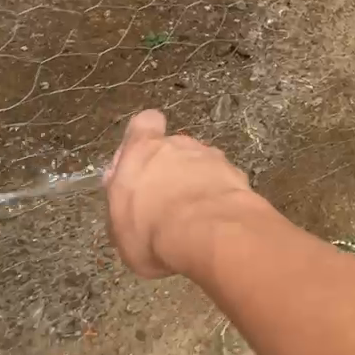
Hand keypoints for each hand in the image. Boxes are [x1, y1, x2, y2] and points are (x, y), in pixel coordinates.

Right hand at [103, 110, 260, 277]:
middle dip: (171, 168)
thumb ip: (123, 195)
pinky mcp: (234, 170)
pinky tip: (213, 217)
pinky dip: (217, 192)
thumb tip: (125, 183)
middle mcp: (178, 145)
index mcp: (143, 151)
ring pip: (200, 163)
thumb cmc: (151, 231)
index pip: (145, 123)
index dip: (146, 135)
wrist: (207, 231)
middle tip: (166, 200)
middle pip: (173, 148)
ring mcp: (210, 155)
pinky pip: (221, 178)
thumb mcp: (120, 222)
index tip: (142, 158)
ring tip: (191, 214)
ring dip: (196, 181)